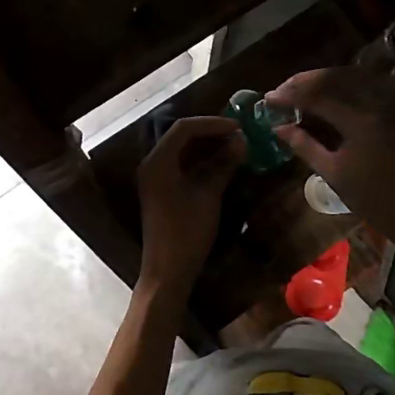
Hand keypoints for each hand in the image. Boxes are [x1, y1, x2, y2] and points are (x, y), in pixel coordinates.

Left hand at [136, 116, 244, 293]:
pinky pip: (180, 164)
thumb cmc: (187, 232)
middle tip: (238, 134)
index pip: (184, 128)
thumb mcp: (209, 195)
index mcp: (158, 161)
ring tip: (235, 146)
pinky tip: (222, 163)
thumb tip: (242, 141)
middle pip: (181, 136)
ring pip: (182, 150)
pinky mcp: (161, 189)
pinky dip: (200, 160)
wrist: (167, 270)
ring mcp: (155, 177)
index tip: (238, 126)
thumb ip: (224, 165)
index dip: (212, 123)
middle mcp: (152, 163)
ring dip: (207, 146)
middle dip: (210, 132)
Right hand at [265, 67, 394, 249]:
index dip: (289, 95)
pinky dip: (343, 86)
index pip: (317, 96)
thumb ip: (305, 146)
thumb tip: (278, 127)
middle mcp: (376, 103)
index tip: (268, 99)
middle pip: (335, 77)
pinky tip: (329, 97)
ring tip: (301, 92)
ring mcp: (389, 104)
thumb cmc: (376, 200)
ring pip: (352, 76)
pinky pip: (366, 86)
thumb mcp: (334, 174)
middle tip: (283, 92)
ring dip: (324, 80)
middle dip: (305, 81)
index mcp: (358, 120)